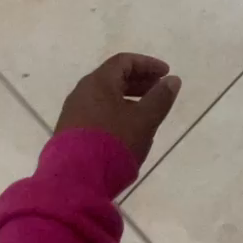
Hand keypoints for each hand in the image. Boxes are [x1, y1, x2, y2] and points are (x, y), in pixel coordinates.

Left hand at [56, 53, 181, 164]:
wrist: (76, 181)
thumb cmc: (114, 143)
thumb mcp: (144, 120)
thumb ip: (160, 98)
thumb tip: (172, 80)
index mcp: (98, 82)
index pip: (124, 61)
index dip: (148, 64)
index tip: (166, 74)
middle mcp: (82, 93)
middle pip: (113, 78)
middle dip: (139, 81)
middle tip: (159, 90)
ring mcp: (72, 113)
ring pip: (104, 97)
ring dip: (128, 98)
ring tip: (146, 112)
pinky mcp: (70, 133)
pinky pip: (96, 113)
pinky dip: (116, 112)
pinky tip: (127, 130)